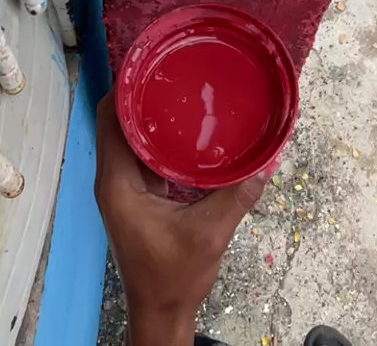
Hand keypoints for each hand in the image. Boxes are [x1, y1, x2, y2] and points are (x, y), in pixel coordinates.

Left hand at [95, 91, 268, 345]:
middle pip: (116, 121)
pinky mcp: (135, 196)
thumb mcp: (209, 234)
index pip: (110, 119)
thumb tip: (267, 161)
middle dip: (138, 93)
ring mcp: (122, 188)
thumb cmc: (175, 277)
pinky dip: (154, 136)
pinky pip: (140, 153)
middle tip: (170, 68)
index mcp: (117, 182)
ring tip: (177, 87)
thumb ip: (236, 197)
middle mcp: (113, 179)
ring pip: (127, 136)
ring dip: (146, 113)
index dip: (124, 87)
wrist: (162, 313)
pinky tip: (181, 126)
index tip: (148, 62)